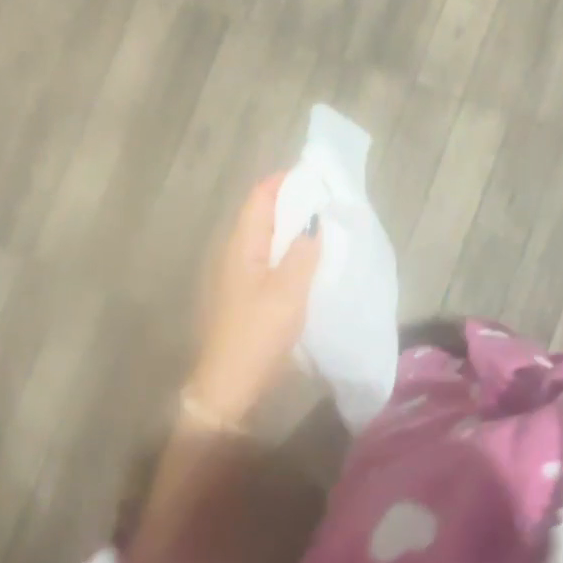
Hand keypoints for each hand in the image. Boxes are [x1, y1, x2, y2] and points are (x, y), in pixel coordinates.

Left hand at [186, 175, 321, 418]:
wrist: (229, 385)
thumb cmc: (257, 333)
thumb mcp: (288, 291)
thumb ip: (304, 253)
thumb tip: (315, 220)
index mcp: (241, 244)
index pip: (260, 196)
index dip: (287, 181)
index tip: (320, 176)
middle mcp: (235, 253)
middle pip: (264, 216)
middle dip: (295, 204)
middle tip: (332, 202)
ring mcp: (238, 276)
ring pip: (268, 241)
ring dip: (294, 232)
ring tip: (328, 228)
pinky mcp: (245, 297)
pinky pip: (270, 263)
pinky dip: (290, 256)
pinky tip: (312, 265)